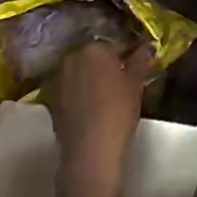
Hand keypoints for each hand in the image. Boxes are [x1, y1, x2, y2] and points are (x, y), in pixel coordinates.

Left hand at [44, 43, 151, 196]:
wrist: (89, 150)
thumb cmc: (117, 112)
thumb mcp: (135, 85)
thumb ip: (140, 61)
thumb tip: (146, 46)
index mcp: (93, 49)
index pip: (116, 46)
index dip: (129, 56)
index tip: (137, 67)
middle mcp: (71, 58)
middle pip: (94, 57)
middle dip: (106, 65)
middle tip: (122, 82)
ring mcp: (57, 78)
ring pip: (80, 72)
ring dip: (91, 78)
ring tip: (105, 95)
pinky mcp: (50, 98)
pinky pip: (69, 88)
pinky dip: (78, 92)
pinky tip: (90, 107)